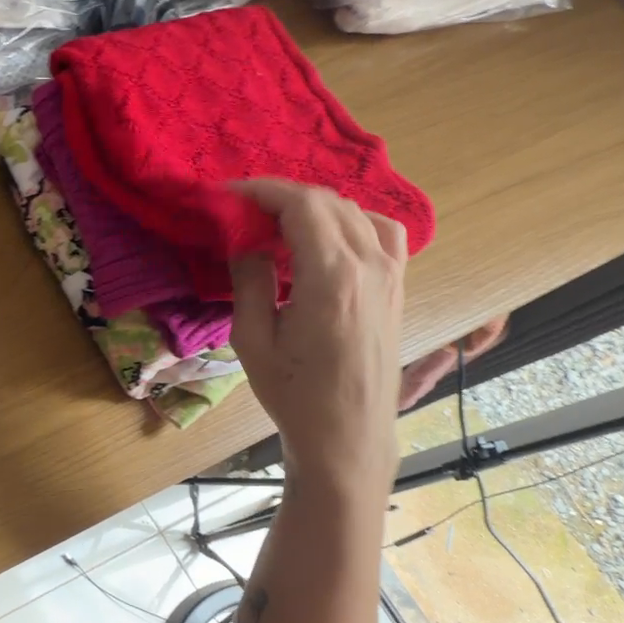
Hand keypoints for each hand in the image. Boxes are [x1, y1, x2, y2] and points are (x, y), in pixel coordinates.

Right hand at [229, 179, 406, 493]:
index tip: (226, 195)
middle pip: (329, 202)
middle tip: (241, 211)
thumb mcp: (253, 341)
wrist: (347, 431)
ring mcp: (392, 272)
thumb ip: (251, 283)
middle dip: (282, 197)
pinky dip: (347, 220)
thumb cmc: (293, 393)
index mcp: (332, 277)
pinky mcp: (397, 284)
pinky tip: (322, 239)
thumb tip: (247, 242)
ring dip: (314, 207)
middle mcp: (371, 264)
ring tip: (277, 224)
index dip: (262, 191)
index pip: (302, 205)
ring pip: (356, 211)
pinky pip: (380, 230)